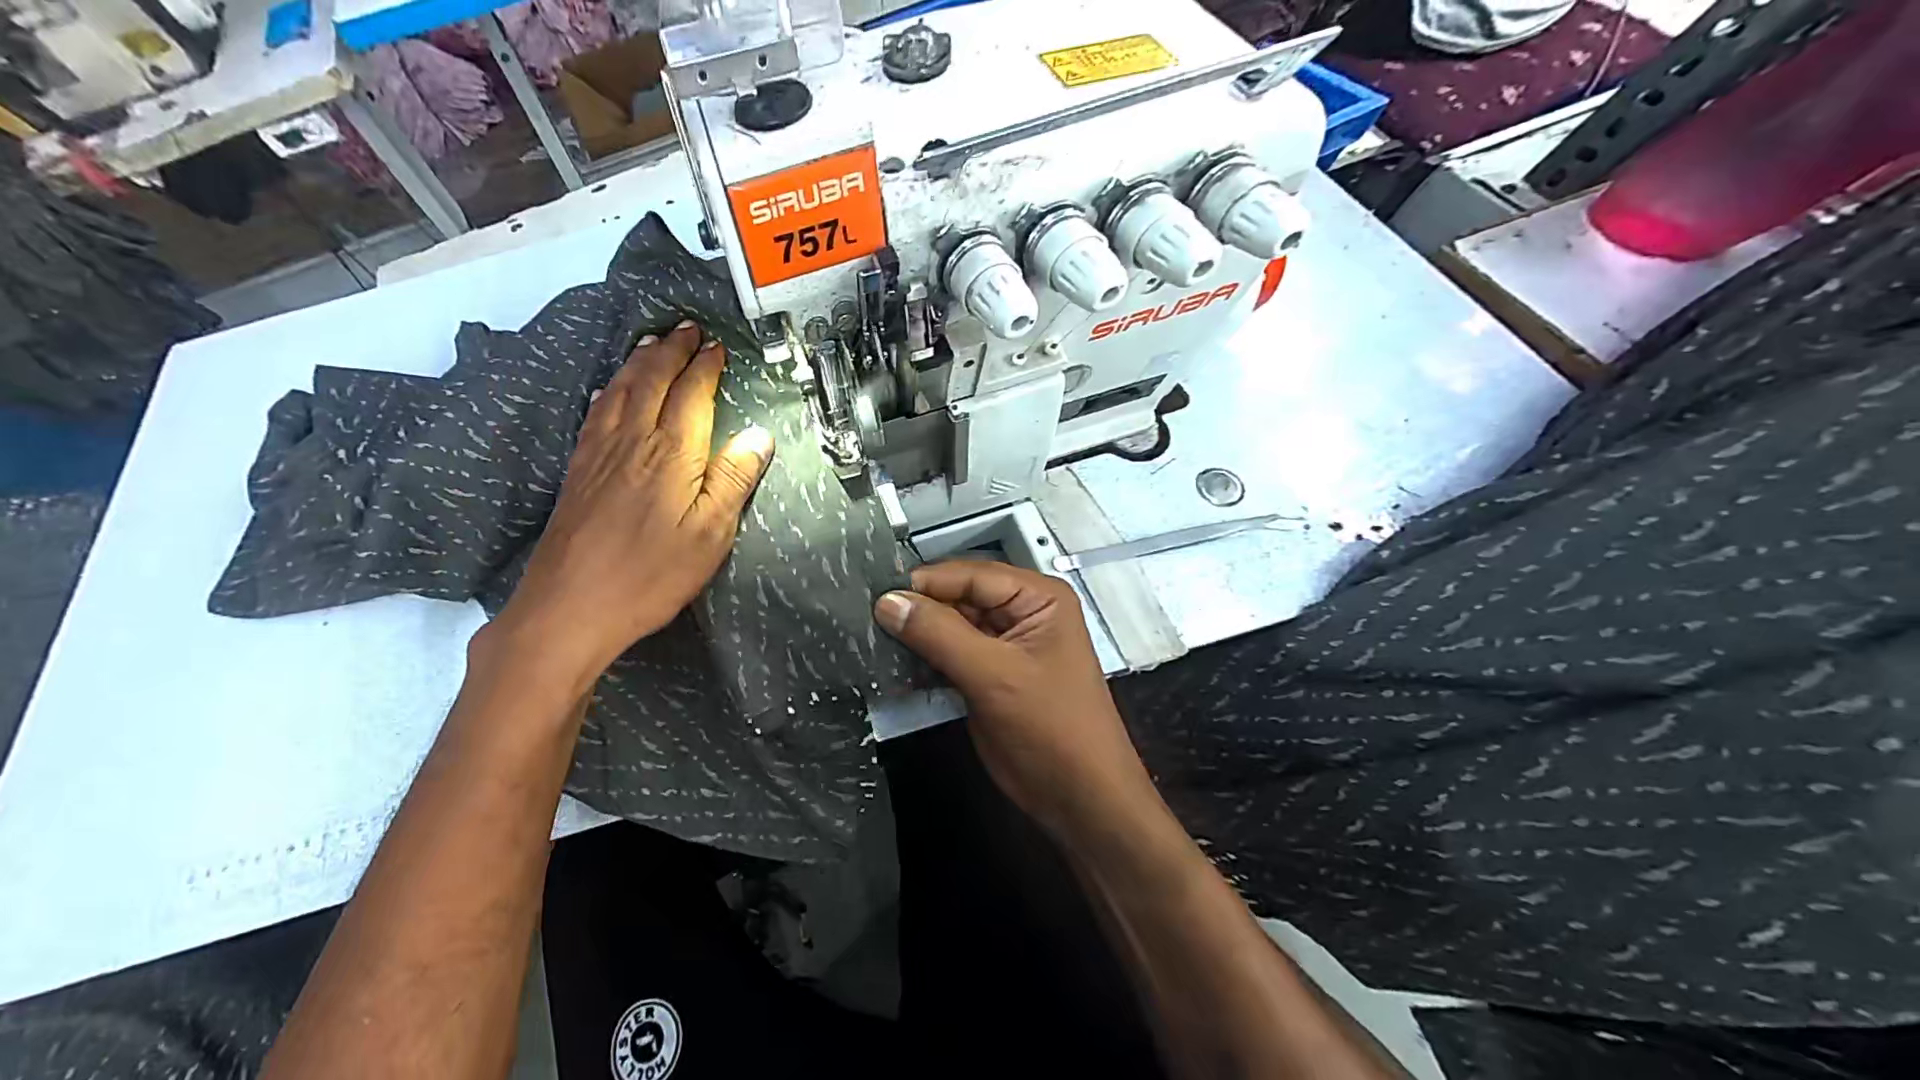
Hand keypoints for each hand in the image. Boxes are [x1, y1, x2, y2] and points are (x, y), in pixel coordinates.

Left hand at [486, 321, 773, 685]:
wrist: (569, 607)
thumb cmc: (650, 575)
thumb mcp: (709, 535)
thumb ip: (733, 481)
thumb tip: (759, 435)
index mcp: (671, 454)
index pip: (691, 395)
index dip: (705, 367)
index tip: (717, 348)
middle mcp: (631, 440)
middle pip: (650, 380)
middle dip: (671, 351)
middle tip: (687, 330)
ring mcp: (598, 453)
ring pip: (619, 389)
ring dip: (639, 361)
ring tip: (654, 344)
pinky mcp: (577, 470)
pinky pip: (595, 411)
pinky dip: (609, 388)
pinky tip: (609, 389)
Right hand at [873, 561, 1156, 840]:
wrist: (1079, 797)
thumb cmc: (1050, 727)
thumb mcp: (994, 675)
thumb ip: (938, 633)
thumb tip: (886, 600)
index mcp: (1037, 597)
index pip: (969, 574)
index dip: (923, 583)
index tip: (872, 595)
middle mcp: (1020, 612)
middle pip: (956, 597)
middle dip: (916, 609)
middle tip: (862, 619)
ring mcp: (1003, 645)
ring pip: (948, 627)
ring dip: (915, 636)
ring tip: (869, 640)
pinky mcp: (988, 676)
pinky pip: (948, 655)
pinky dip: (923, 660)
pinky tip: (891, 666)